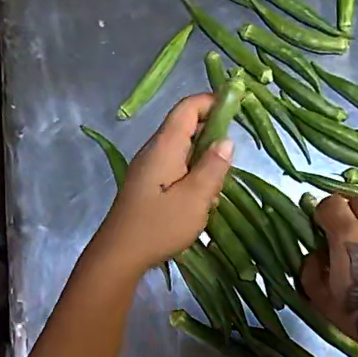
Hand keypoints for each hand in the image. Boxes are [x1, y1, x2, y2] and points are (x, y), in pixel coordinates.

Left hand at [89, 93, 233, 273]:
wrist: (119, 256)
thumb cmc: (159, 226)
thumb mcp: (195, 198)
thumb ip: (213, 167)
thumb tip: (227, 140)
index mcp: (165, 146)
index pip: (188, 108)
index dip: (213, 101)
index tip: (238, 105)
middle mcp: (155, 151)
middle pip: (186, 126)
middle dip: (213, 131)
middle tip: (236, 151)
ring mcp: (149, 168)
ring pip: (183, 149)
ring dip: (205, 157)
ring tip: (221, 182)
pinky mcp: (149, 185)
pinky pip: (177, 167)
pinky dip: (195, 173)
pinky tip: (204, 198)